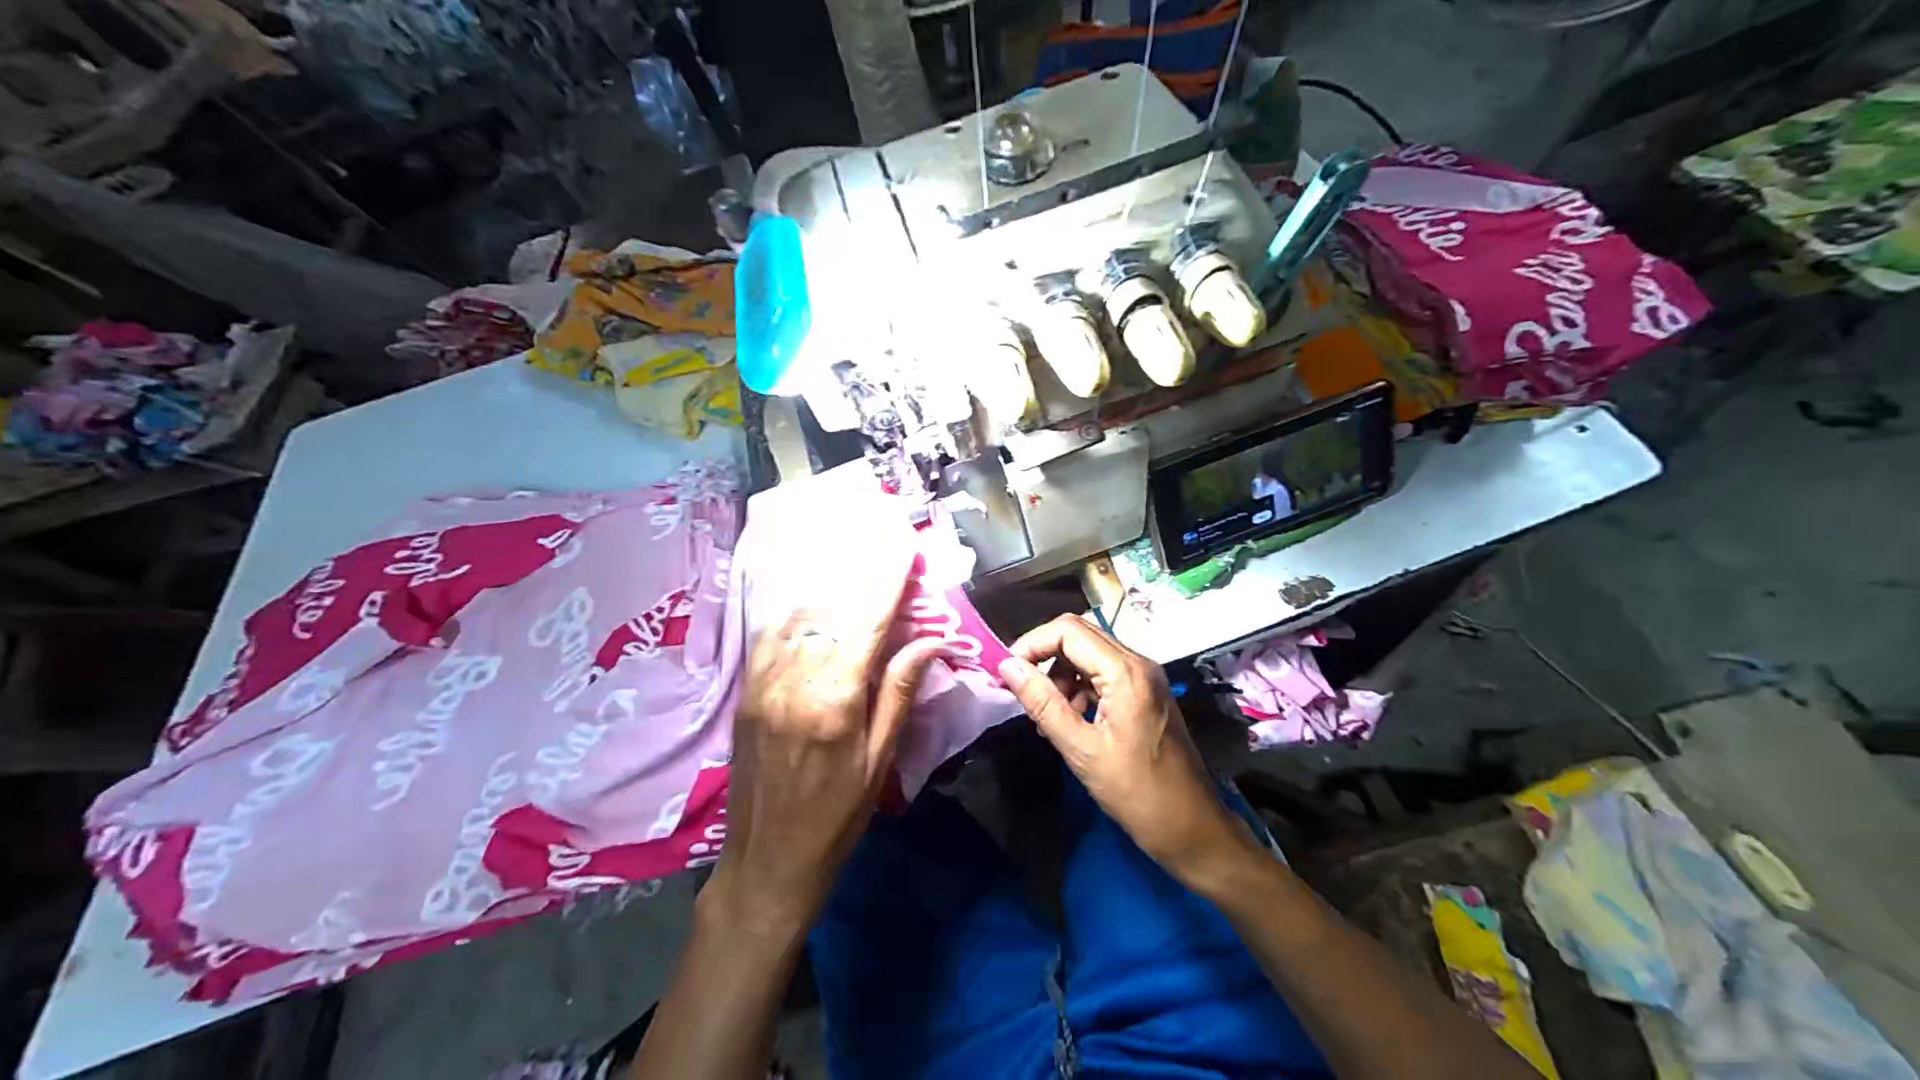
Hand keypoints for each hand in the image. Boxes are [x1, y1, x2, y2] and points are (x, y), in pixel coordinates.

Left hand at [706, 580, 942, 938]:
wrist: (766, 861)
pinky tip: (814, 606)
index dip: (885, 581)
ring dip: (830, 591)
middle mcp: (792, 682)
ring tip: (854, 570)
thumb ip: (899, 693)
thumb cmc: (835, 819)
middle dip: (861, 577)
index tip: (901, 545)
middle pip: (831, 612)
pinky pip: (769, 636)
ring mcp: (762, 684)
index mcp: (833, 702)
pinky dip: (796, 614)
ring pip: (798, 618)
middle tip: (883, 549)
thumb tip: (930, 642)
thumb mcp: (879, 761)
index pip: (865, 624)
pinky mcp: (745, 691)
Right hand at [998, 615, 1252, 884]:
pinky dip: (1078, 688)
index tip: (1007, 672)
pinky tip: (1068, 721)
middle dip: (1043, 657)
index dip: (1031, 644)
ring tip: (1046, 716)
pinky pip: (1103, 674)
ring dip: (1060, 675)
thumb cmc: (1137, 793)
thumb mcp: (1080, 749)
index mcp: (1126, 672)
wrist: (1192, 828)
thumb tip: (1007, 666)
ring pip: (1089, 654)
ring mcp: (1145, 678)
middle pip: (1079, 635)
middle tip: (1020, 690)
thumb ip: (1042, 703)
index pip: (1067, 630)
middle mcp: (1139, 664)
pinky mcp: (1145, 694)